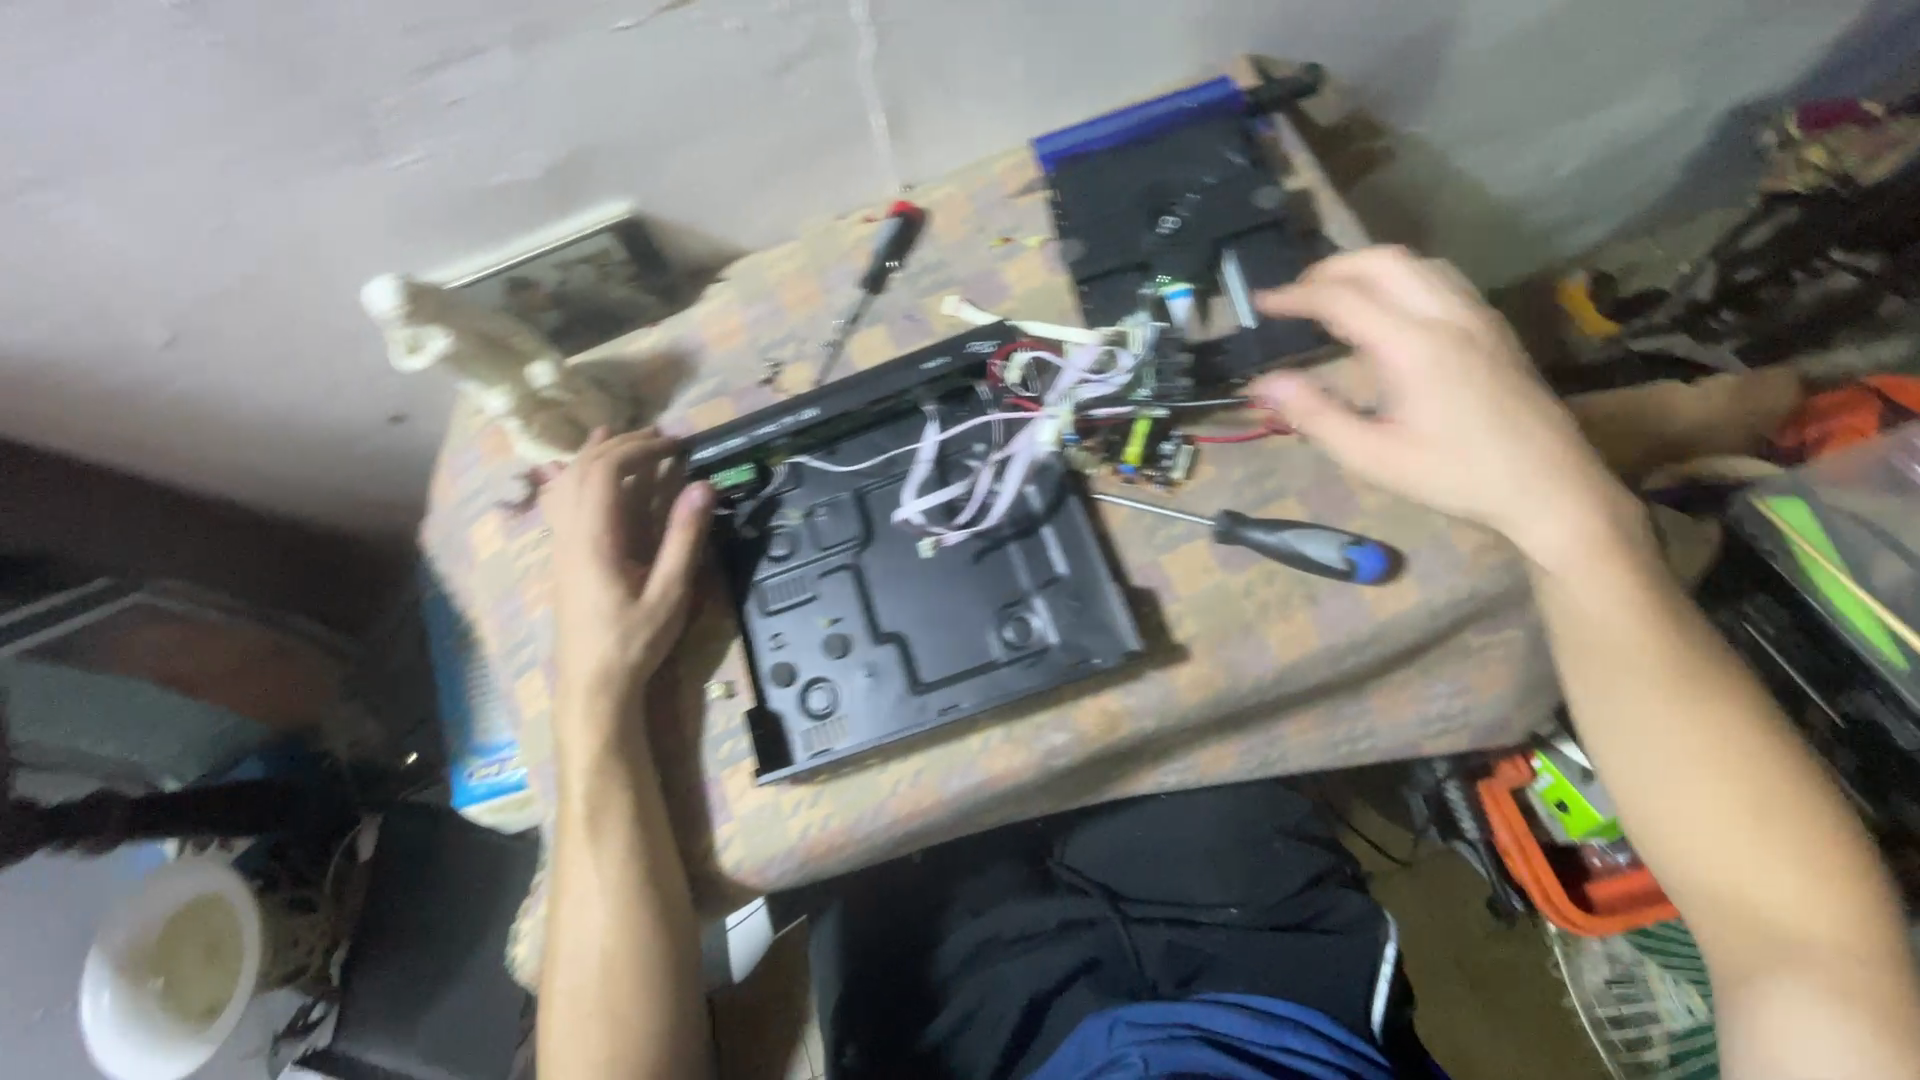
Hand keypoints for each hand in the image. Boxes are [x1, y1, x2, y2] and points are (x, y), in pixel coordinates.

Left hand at [541, 428, 714, 722]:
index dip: (637, 448)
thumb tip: (703, 487)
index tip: (674, 444)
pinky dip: (576, 474)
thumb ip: (683, 538)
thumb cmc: (634, 642)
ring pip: (564, 481)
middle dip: (621, 444)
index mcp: (594, 539)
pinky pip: (561, 500)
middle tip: (662, 439)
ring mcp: (561, 544)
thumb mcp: (669, 594)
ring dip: (595, 453)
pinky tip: (584, 470)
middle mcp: (569, 534)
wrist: (593, 683)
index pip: (603, 471)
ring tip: (624, 436)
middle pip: (582, 469)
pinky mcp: (564, 555)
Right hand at [1245, 246, 1643, 570]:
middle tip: (1295, 294)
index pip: (1342, 298)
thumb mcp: (1373, 457)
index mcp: (1414, 346)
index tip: (1261, 303)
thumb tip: (1264, 384)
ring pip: (1417, 263)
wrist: (1549, 487)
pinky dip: (1401, 279)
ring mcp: (1477, 318)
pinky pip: (1441, 280)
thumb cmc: (1455, 477)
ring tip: (1335, 295)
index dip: (1295, 296)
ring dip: (1368, 268)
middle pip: (1383, 261)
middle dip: (1331, 268)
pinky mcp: (1493, 329)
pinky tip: (1387, 311)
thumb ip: (1315, 415)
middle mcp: (1448, 317)